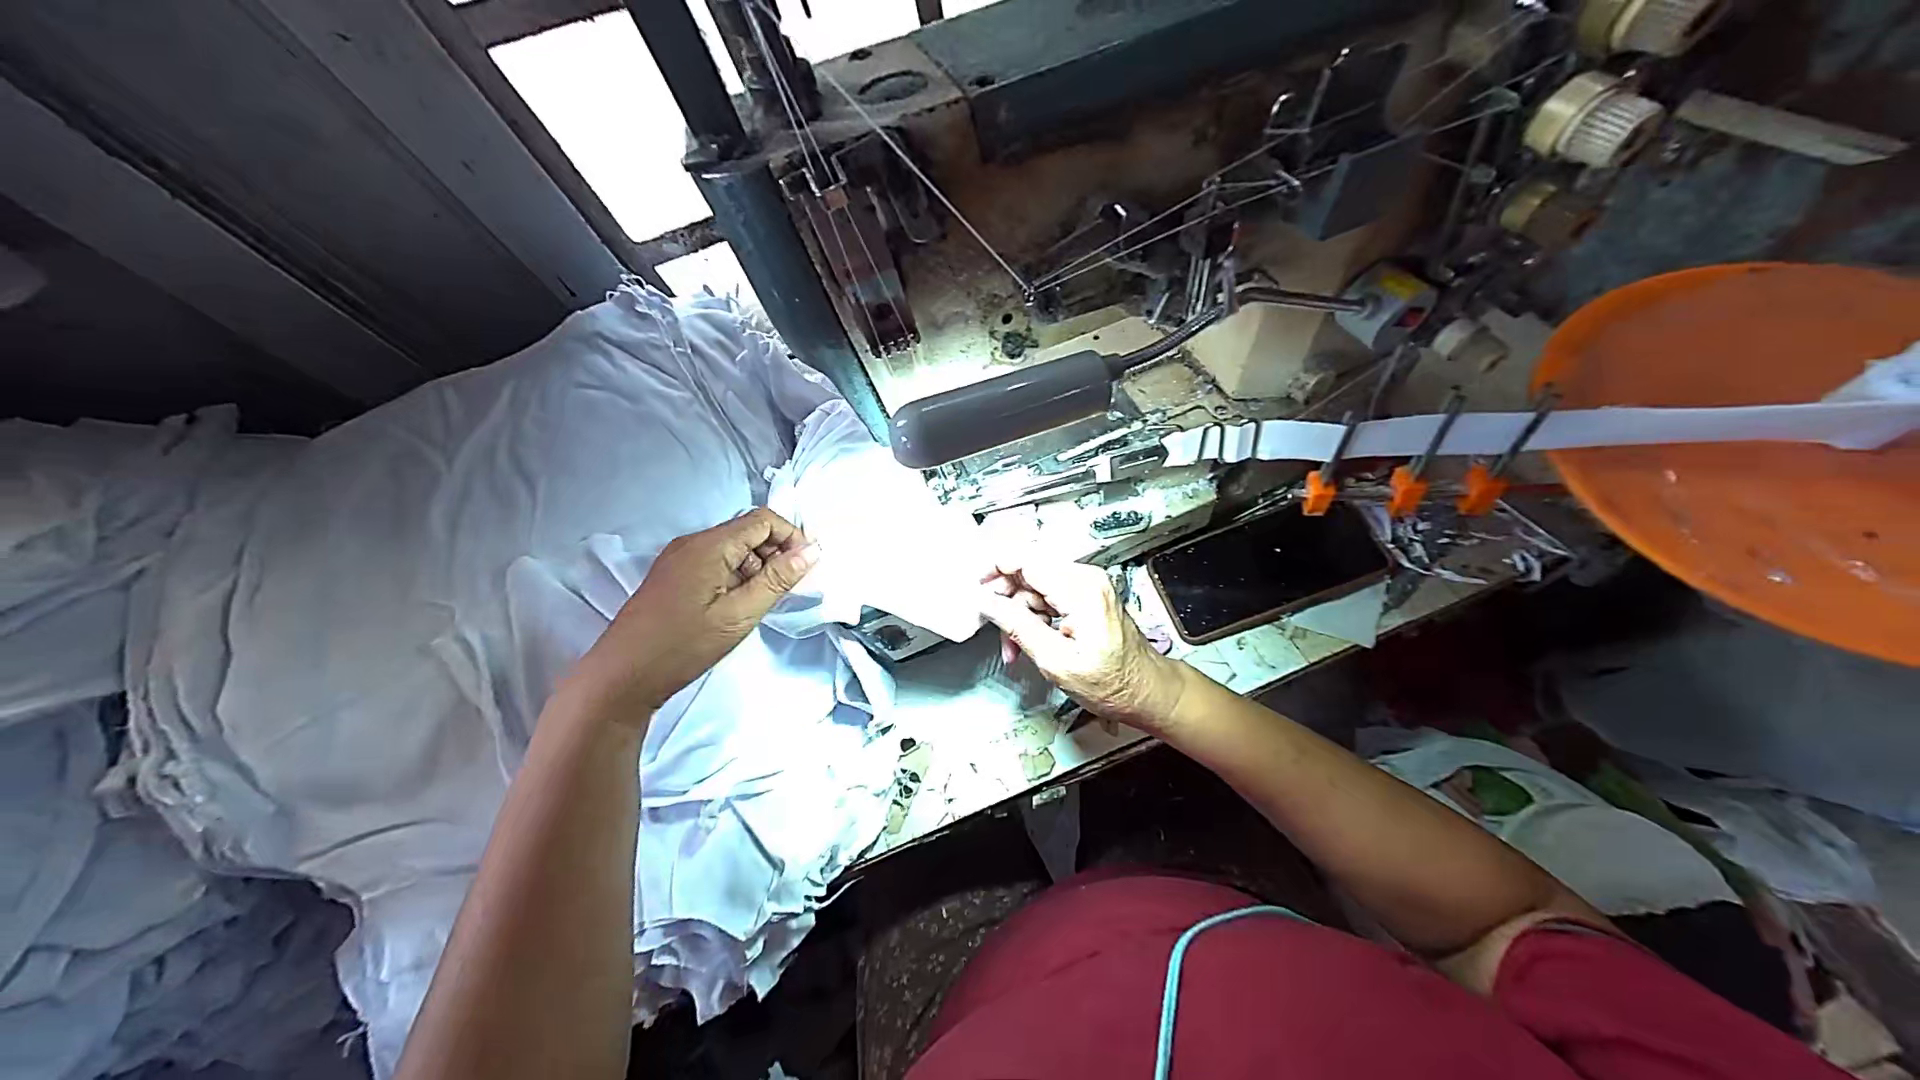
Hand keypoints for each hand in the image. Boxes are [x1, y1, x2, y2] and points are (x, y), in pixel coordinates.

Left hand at [567, 508, 819, 722]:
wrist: (622, 676)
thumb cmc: (683, 645)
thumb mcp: (739, 614)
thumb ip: (777, 580)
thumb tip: (811, 551)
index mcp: (709, 545)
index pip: (763, 520)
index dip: (790, 538)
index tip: (804, 570)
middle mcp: (692, 543)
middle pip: (747, 532)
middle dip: (774, 554)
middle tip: (783, 592)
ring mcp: (680, 558)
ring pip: (733, 549)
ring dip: (756, 568)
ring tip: (758, 605)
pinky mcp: (673, 576)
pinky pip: (715, 563)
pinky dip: (735, 577)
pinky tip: (736, 607)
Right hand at [978, 559, 1185, 731]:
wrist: (1146, 692)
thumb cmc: (1114, 682)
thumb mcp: (1055, 660)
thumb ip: (1018, 626)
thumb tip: (987, 603)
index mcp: (1081, 589)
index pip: (1026, 560)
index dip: (995, 569)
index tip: (976, 585)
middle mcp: (1086, 579)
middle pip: (1028, 572)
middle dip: (1005, 599)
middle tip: (990, 622)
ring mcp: (1087, 586)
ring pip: (1034, 588)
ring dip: (1018, 615)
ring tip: (1012, 647)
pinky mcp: (1085, 597)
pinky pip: (1047, 598)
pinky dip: (1033, 618)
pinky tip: (1027, 641)